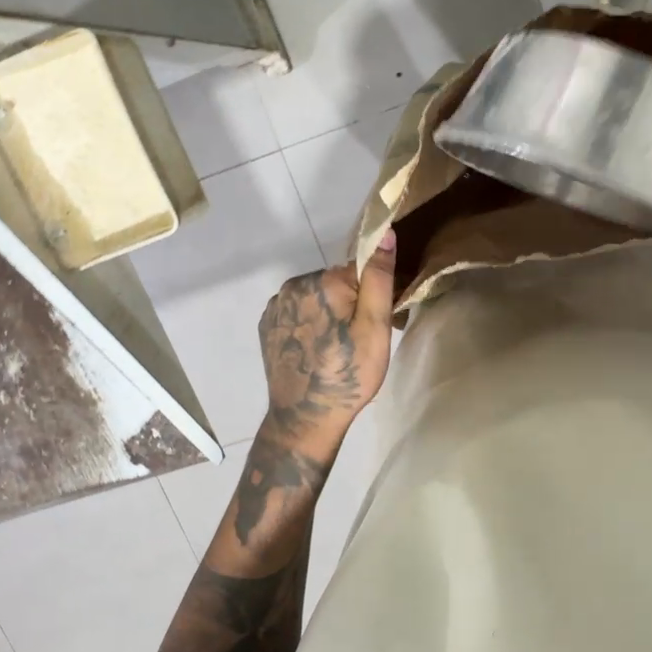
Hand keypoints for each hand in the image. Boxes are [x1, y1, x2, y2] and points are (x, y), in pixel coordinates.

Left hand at [257, 231, 397, 455]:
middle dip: (351, 303)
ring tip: (338, 348)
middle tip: (360, 340)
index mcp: (322, 282)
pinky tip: (317, 351)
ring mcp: (276, 306)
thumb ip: (379, 279)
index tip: (377, 323)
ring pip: (316, 297)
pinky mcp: (267, 325)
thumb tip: (384, 233)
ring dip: (329, 313)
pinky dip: (309, 324)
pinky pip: (297, 312)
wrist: (305, 418)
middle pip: (336, 283)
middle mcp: (293, 285)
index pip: (360, 271)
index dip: (373, 295)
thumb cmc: (348, 375)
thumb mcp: (374, 329)